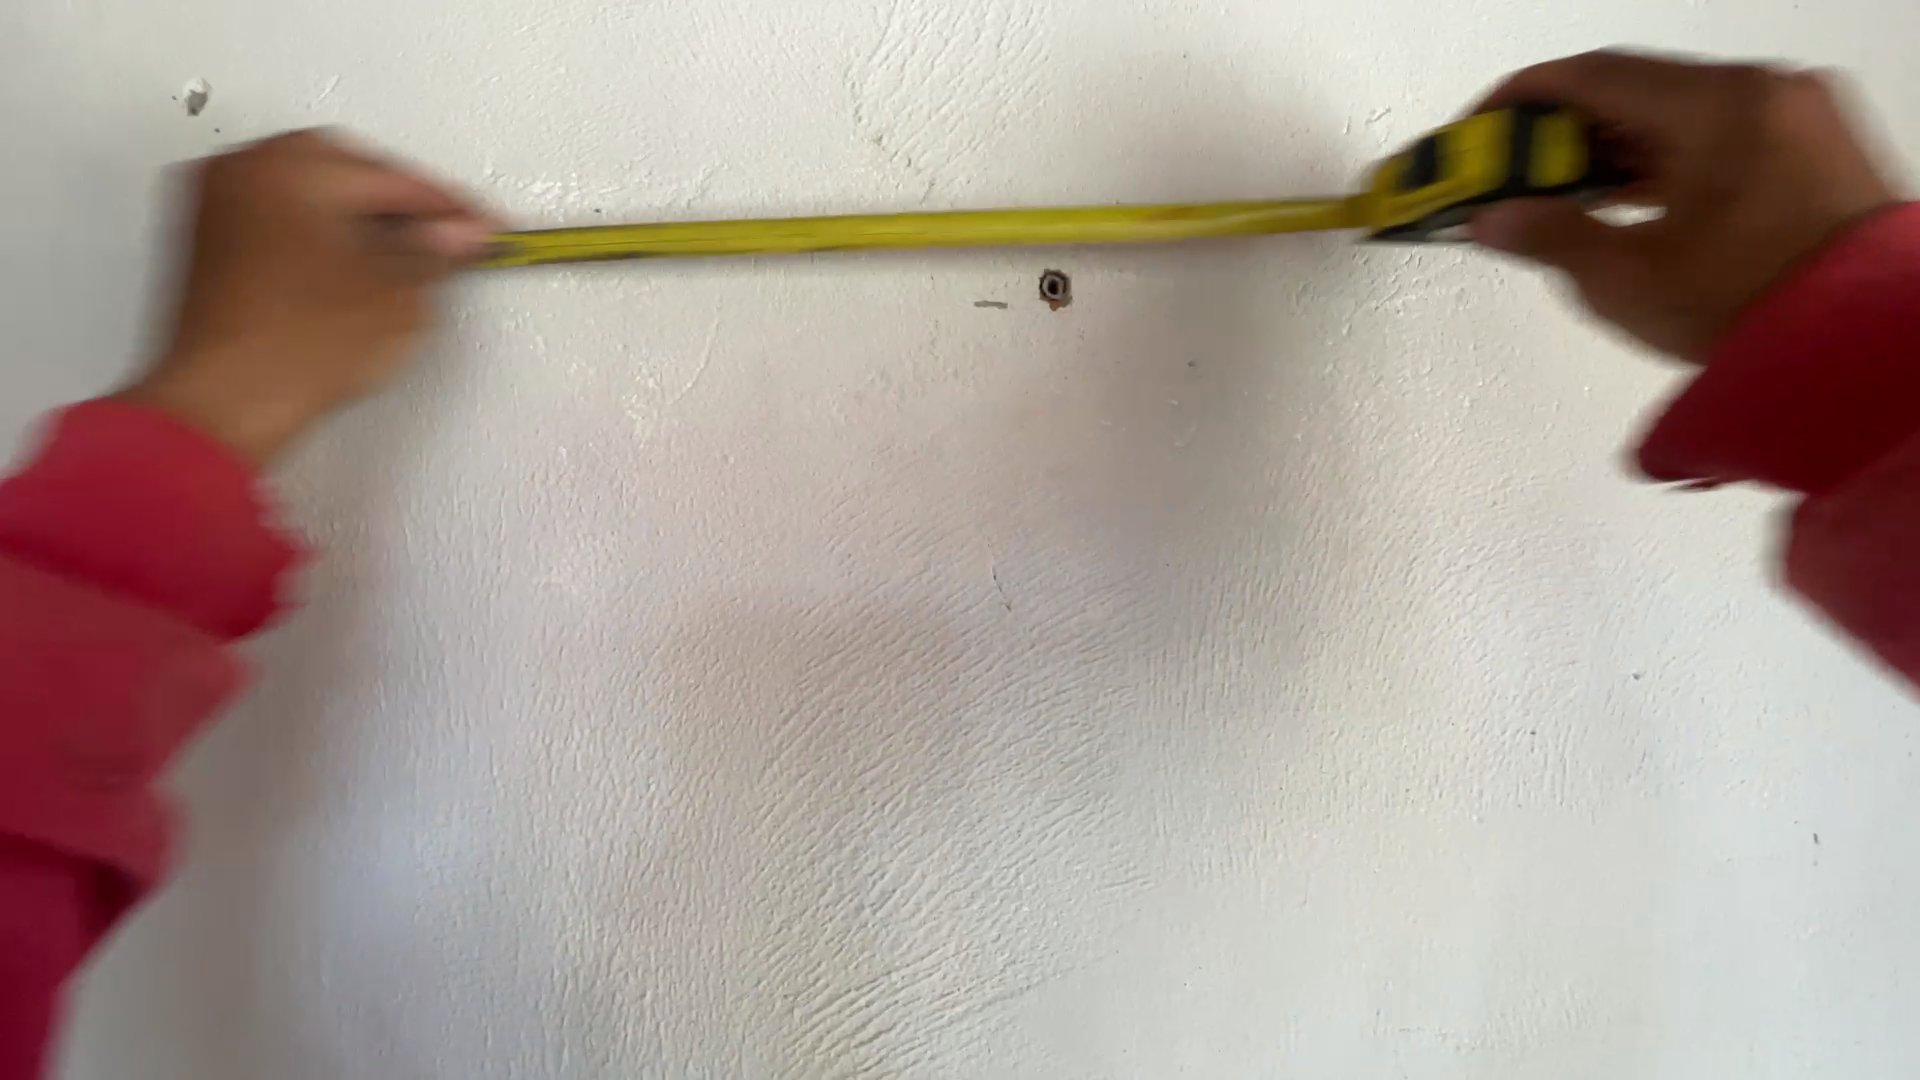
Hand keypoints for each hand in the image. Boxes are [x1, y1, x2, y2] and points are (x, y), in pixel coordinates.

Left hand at [116, 131, 496, 464]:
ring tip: (415, 246)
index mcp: (288, 173)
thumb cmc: (302, 345)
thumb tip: (459, 233)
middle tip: (453, 231)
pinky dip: (330, 224)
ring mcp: (217, 203)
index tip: (487, 227)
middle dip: (406, 197)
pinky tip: (364, 256)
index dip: (452, 207)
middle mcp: (242, 173)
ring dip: (367, 209)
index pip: (393, 178)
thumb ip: (436, 251)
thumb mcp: (400, 294)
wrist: (235, 395)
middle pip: (347, 165)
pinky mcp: (213, 238)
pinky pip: (284, 210)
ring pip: (312, 185)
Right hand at [1469, 50, 1900, 362]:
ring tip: (1536, 191)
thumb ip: (1547, 236)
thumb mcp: (1619, 275)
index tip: (1474, 130)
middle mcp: (1758, 93)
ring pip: (1661, 113)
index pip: (1594, 75)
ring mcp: (1784, 117)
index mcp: (1717, 106)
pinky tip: (1598, 195)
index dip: (1519, 99)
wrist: (1848, 335)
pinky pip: (1696, 134)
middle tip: (1497, 170)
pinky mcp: (1794, 148)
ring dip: (1591, 148)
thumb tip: (1488, 219)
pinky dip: (1638, 159)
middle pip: (1627, 90)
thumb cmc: (1737, 299)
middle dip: (1550, 131)